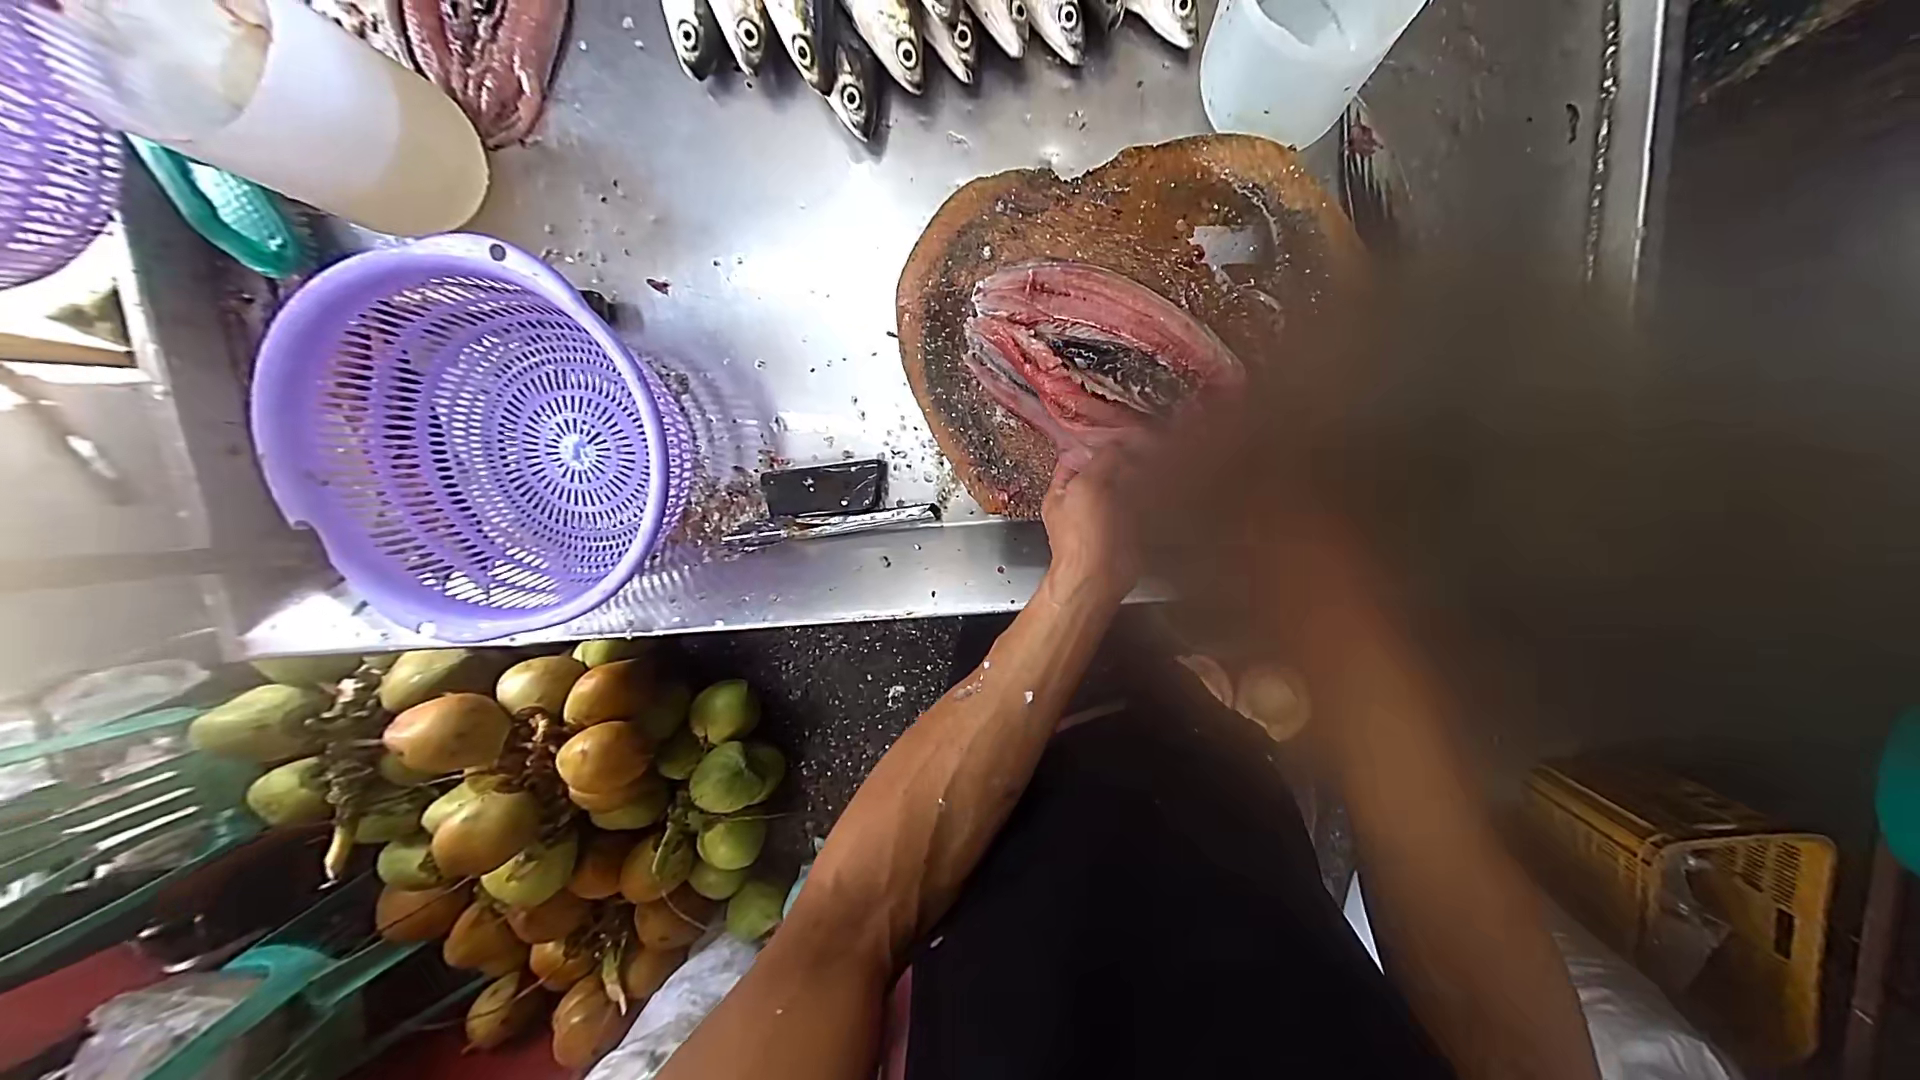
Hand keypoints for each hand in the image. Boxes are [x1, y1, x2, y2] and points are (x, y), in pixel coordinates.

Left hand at [1040, 441, 1142, 602]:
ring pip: (1124, 486)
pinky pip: (1139, 505)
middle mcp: (1082, 502)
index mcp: (1063, 490)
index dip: (1096, 442)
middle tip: (1142, 445)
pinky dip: (1149, 495)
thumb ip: (1102, 459)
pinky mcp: (1126, 530)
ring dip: (1138, 476)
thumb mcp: (1087, 486)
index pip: (1077, 455)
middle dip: (1122, 458)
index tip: (1118, 432)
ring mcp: (1104, 517)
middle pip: (1103, 469)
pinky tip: (1158, 486)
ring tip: (1153, 462)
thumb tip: (1119, 443)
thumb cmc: (1082, 538)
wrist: (1099, 579)